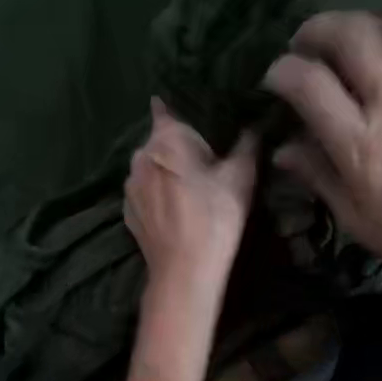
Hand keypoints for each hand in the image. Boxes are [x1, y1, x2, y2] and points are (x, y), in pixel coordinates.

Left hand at [124, 99, 258, 296]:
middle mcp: (139, 156)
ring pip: (151, 165)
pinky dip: (158, 193)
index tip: (203, 112)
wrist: (184, 273)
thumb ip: (247, 142)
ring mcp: (129, 186)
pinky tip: (176, 207)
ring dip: (167, 169)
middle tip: (208, 155)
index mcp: (164, 139)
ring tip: (192, 183)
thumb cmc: (214, 218)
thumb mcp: (241, 177)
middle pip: (161, 138)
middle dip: (180, 143)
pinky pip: (145, 191)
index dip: (187, 107)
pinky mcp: (127, 211)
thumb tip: (254, 122)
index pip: (169, 107)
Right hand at [263, 11, 381, 297]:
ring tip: (342, 42)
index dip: (281, 71)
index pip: (308, 82)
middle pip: (349, 36)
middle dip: (316, 29)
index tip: (272, 80)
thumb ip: (316, 173)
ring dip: (356, 25)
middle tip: (303, 44)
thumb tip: (282, 149)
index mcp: (358, 143)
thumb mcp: (352, 216)